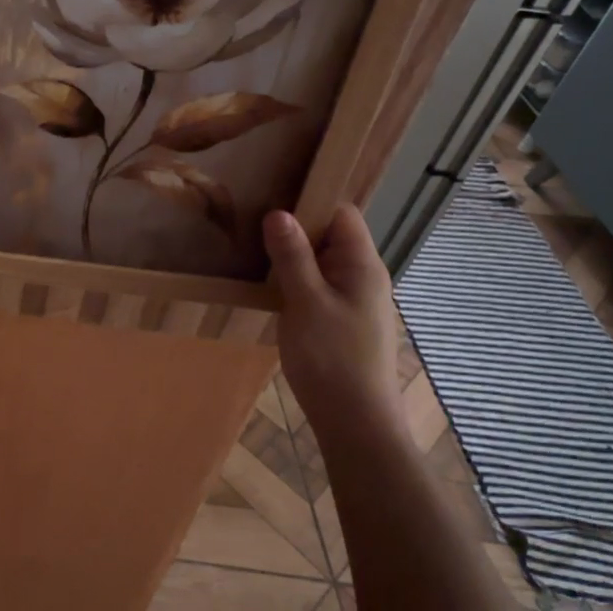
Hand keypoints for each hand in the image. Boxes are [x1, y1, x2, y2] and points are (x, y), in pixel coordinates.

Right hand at [265, 205, 404, 441]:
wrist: (353, 421)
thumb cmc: (332, 357)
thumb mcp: (306, 301)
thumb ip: (292, 255)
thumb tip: (278, 212)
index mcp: (362, 265)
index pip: (341, 213)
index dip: (310, 197)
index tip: (271, 190)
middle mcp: (361, 276)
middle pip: (329, 234)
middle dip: (293, 223)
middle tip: (249, 213)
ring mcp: (350, 298)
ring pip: (318, 260)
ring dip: (289, 251)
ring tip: (249, 240)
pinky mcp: (336, 318)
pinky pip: (314, 282)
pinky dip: (291, 275)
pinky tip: (264, 278)